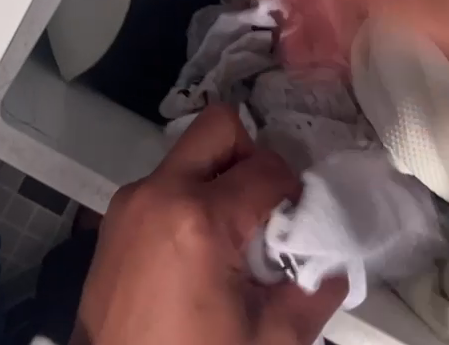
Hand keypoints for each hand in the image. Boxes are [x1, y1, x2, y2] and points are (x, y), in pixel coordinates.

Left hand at [75, 105, 345, 344]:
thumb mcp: (266, 341)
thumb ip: (311, 294)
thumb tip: (333, 264)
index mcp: (200, 217)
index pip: (267, 168)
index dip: (293, 191)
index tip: (296, 223)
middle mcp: (161, 191)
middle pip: (219, 125)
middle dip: (251, 154)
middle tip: (263, 205)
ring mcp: (132, 198)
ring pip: (190, 152)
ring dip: (218, 177)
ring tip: (231, 233)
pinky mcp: (115, 214)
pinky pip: (164, 182)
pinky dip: (188, 197)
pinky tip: (197, 248)